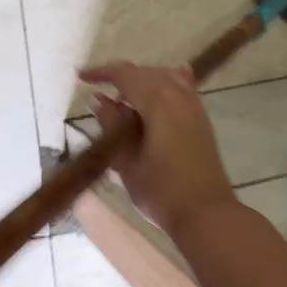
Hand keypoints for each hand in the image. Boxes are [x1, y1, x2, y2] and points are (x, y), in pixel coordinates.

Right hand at [80, 60, 237, 237]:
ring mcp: (193, 105)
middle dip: (119, 77)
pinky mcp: (200, 119)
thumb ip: (111, 125)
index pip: (125, 74)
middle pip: (144, 73)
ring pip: (163, 78)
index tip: (80, 78)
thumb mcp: (126, 159)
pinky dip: (164, 86)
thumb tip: (97, 101)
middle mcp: (178, 94)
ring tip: (122, 98)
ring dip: (141, 82)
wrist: (206, 214)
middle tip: (97, 91)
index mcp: (158, 100)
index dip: (101, 72)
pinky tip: (158, 92)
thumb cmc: (161, 190)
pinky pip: (181, 88)